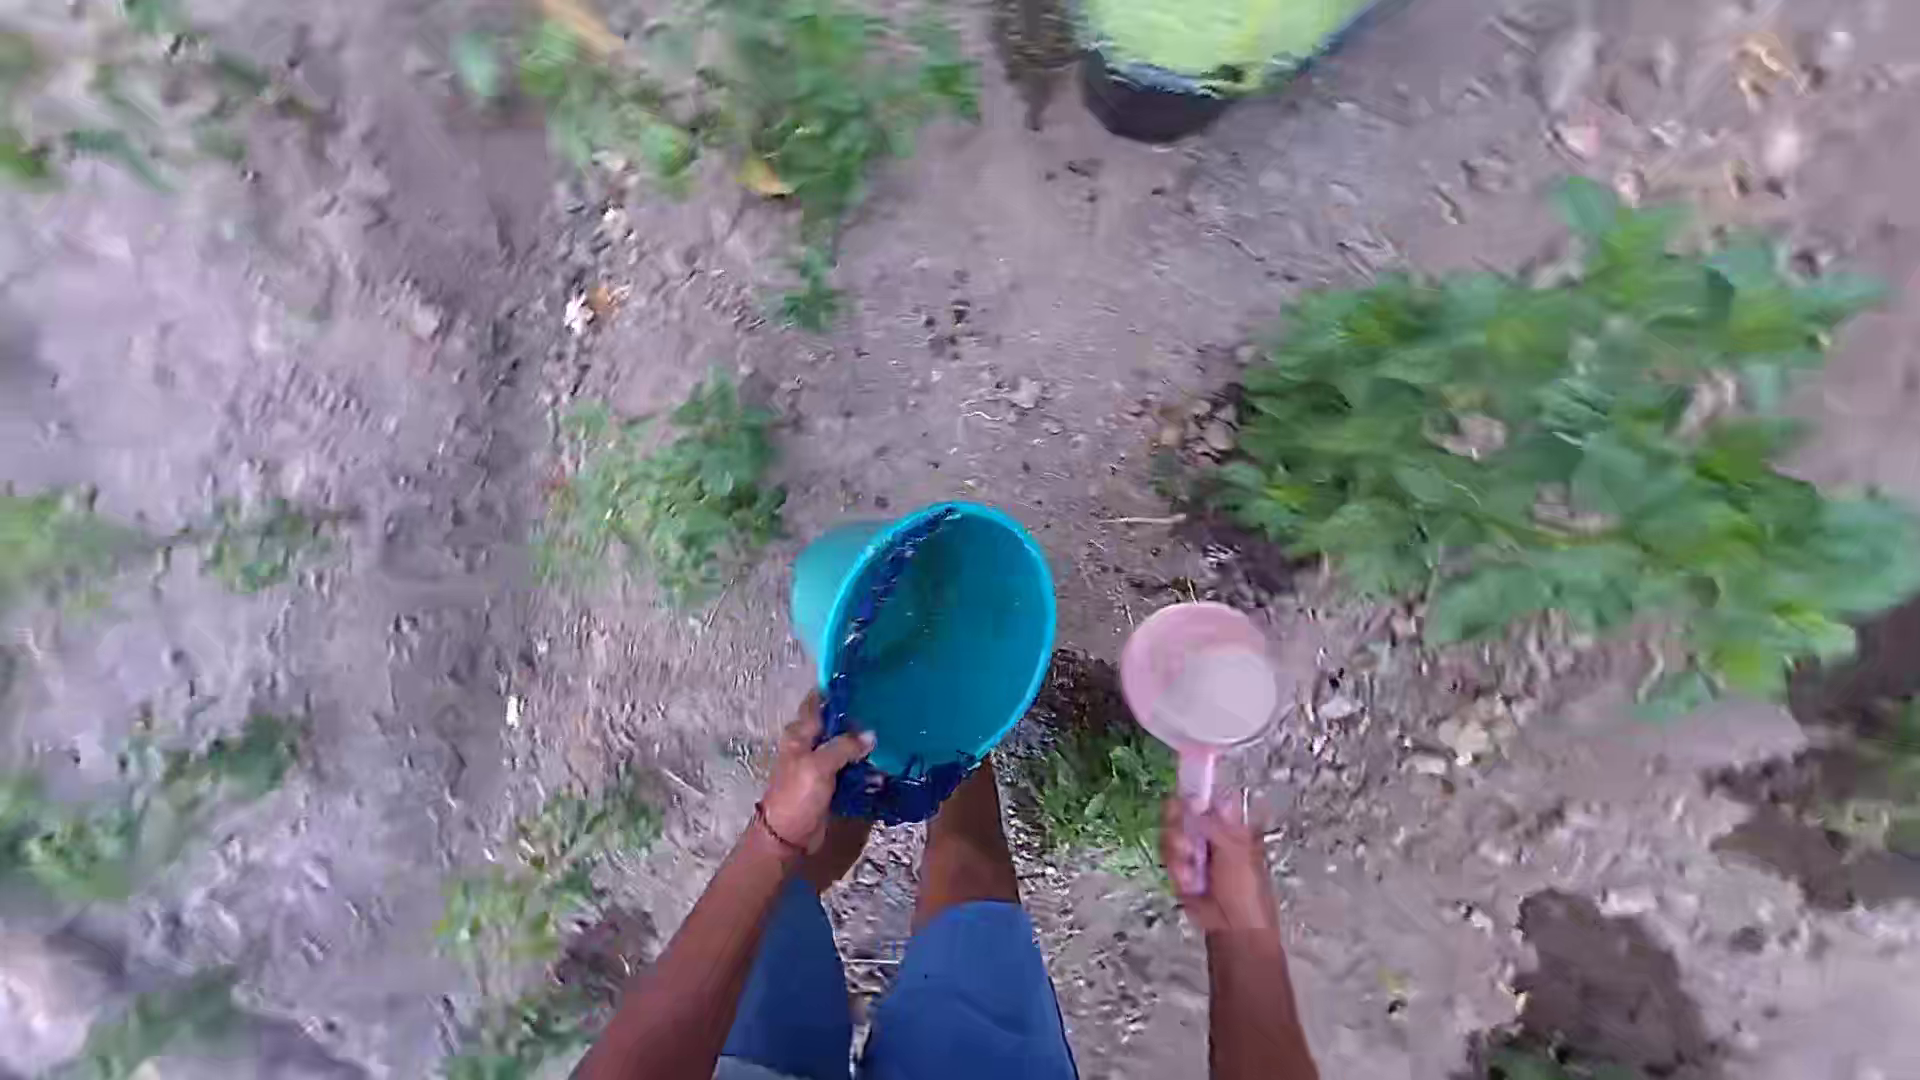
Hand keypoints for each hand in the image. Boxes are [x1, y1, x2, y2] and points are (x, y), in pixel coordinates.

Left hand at [760, 695, 875, 853]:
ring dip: (864, 742)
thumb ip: (845, 746)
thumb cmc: (797, 795)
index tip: (861, 680)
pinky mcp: (832, 782)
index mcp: (800, 733)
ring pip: (847, 744)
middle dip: (857, 716)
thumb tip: (870, 735)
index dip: (836, 690)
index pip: (818, 701)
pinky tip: (884, 763)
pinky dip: (866, 765)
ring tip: (891, 732)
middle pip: (836, 722)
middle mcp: (810, 743)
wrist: (787, 838)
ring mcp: (821, 763)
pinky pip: (852, 768)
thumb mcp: (820, 765)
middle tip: (884, 705)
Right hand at [1162, 795, 1279, 936]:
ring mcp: (1190, 847)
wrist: (1233, 928)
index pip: (1204, 796)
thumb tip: (1194, 799)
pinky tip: (1189, 881)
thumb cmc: (1245, 889)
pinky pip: (1165, 854)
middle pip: (1179, 810)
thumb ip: (1214, 824)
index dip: (1191, 792)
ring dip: (1178, 853)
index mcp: (1226, 822)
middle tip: (1185, 843)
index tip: (1181, 799)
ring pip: (1169, 832)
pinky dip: (1176, 869)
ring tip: (1192, 871)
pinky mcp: (1177, 864)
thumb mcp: (1236, 852)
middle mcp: (1206, 830)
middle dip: (1177, 826)